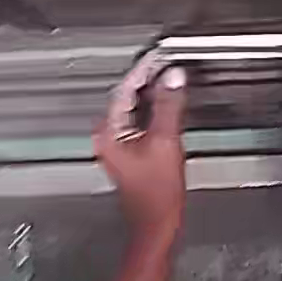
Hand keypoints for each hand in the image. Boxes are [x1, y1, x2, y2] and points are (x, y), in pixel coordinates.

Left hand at [94, 59, 188, 242]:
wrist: (158, 223)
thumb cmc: (156, 194)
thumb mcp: (166, 142)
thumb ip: (170, 106)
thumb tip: (173, 78)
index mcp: (109, 133)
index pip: (124, 90)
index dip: (143, 71)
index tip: (157, 57)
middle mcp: (109, 137)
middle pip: (128, 97)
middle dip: (148, 79)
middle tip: (166, 62)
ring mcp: (119, 145)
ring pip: (136, 108)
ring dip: (154, 93)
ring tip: (170, 77)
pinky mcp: (132, 150)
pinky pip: (142, 120)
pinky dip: (156, 108)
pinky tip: (169, 102)